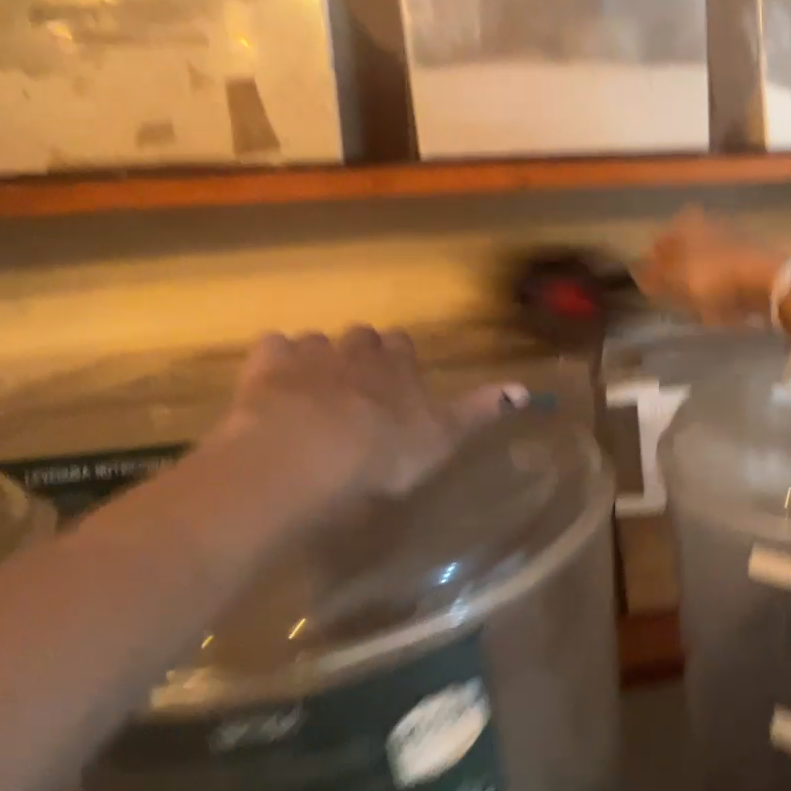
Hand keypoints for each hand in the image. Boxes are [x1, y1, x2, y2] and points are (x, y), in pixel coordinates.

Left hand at [214, 327, 523, 501]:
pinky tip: (272, 383)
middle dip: (360, 352)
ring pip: (315, 341)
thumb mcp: (441, 438)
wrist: (304, 454)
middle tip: (358, 382)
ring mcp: (308, 356)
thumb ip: (479, 412)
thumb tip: (525, 389)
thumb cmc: (381, 451)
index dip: (400, 357)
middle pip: (361, 336)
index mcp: (398, 365)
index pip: (403, 344)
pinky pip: (271, 348)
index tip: (399, 374)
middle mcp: (356, 350)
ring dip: (316, 357)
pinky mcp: (264, 369)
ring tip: (312, 388)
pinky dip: (273, 360)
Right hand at [634, 209, 788, 325]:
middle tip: (672, 295)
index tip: (650, 284)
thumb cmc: (712, 277)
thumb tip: (636, 270)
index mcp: (687, 222)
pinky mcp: (755, 259)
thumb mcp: (673, 279)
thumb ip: (652, 275)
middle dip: (678, 270)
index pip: (660, 240)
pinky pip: (729, 275)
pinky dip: (722, 288)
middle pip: (686, 249)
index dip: (653, 264)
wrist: (768, 281)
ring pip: (709, 261)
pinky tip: (721, 307)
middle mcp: (711, 223)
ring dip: (701, 280)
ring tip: (696, 306)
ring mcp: (736, 238)